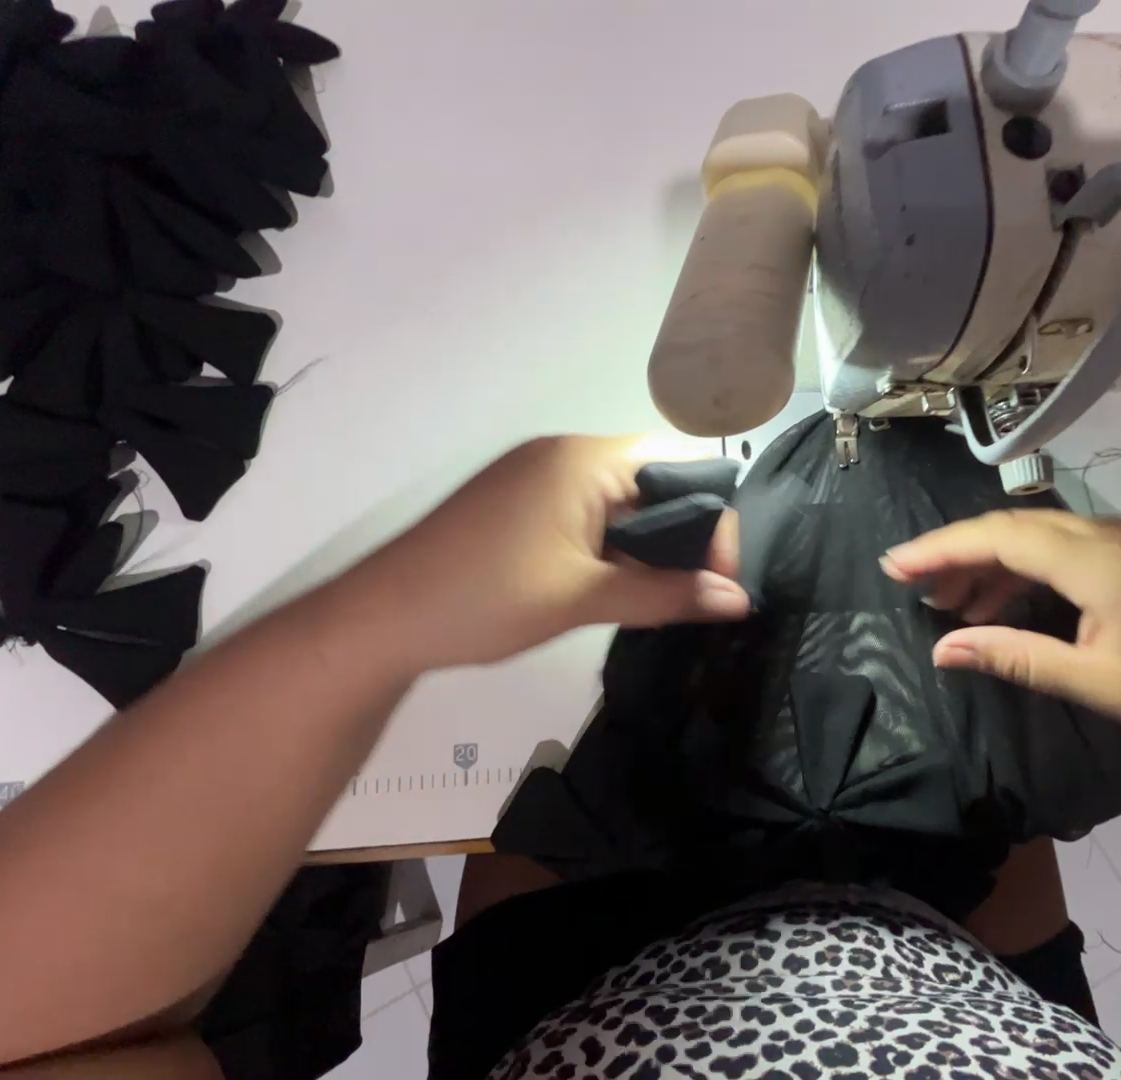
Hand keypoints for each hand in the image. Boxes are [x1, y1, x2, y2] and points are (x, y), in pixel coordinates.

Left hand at [347, 435, 748, 672]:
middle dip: (682, 535)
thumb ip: (667, 595)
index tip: (720, 575)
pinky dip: (610, 545)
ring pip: (618, 501)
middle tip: (696, 591)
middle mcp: (563, 454)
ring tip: (659, 595)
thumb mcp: (584, 598)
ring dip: (645, 544)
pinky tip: (612, 585)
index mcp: (584, 460)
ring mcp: (535, 477)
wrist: (381, 619)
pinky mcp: (517, 503)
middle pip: (651, 481)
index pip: (678, 464)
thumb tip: (739, 600)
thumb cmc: (486, 599)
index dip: (713, 515)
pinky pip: (585, 513)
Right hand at [880, 510, 1120, 752]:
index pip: (999, 537)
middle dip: (958, 553)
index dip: (941, 548)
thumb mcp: (1092, 681)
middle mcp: (1110, 533)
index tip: (894, 565)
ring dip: (992, 562)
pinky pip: (1065, 547)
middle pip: (1013, 527)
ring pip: (1039, 534)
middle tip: (915, 587)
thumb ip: (1013, 657)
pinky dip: (1026, 569)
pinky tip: (1006, 601)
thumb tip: (941, 651)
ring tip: (953, 603)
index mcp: (1098, 560)